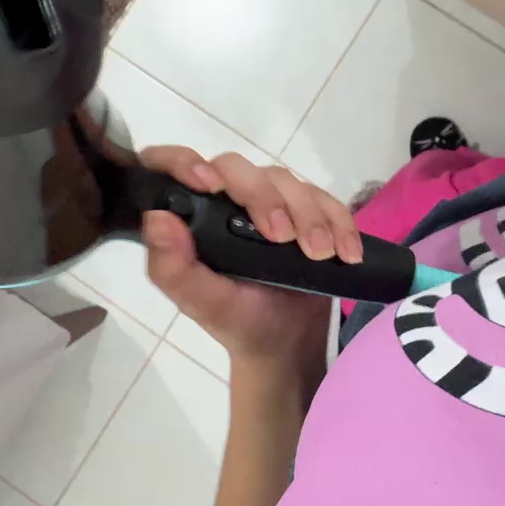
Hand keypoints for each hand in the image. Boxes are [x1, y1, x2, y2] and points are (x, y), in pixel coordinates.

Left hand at [136, 146, 359, 371]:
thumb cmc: (238, 320)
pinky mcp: (310, 210)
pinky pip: (327, 200)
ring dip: (310, 216)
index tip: (207, 183)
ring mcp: (274, 201)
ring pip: (290, 182)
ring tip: (320, 254)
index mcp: (196, 215)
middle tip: (283, 239)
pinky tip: (346, 252)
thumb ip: (173, 267)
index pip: (172, 166)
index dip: (183, 161)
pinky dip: (340, 223)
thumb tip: (158, 217)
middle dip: (267, 199)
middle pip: (243, 170)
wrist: (288, 344)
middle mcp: (231, 199)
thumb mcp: (202, 302)